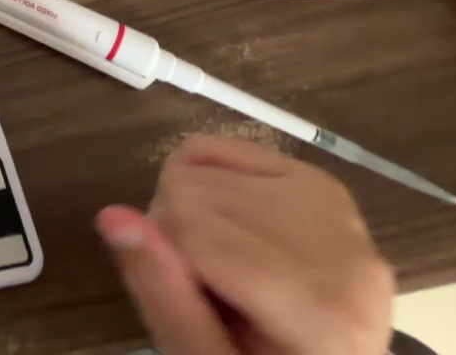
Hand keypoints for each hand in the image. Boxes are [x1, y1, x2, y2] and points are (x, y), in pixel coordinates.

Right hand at [97, 135, 394, 354]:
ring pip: (196, 165)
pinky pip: (218, 146)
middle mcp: (342, 252)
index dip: (161, 256)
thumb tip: (113, 215)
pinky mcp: (320, 183)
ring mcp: (336, 211)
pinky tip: (222, 216)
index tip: (187, 296)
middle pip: (190, 190)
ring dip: (184, 204)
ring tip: (214, 256)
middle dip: (172, 229)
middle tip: (200, 281)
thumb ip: (162, 294)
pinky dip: (198, 174)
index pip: (190, 227)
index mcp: (320, 311)